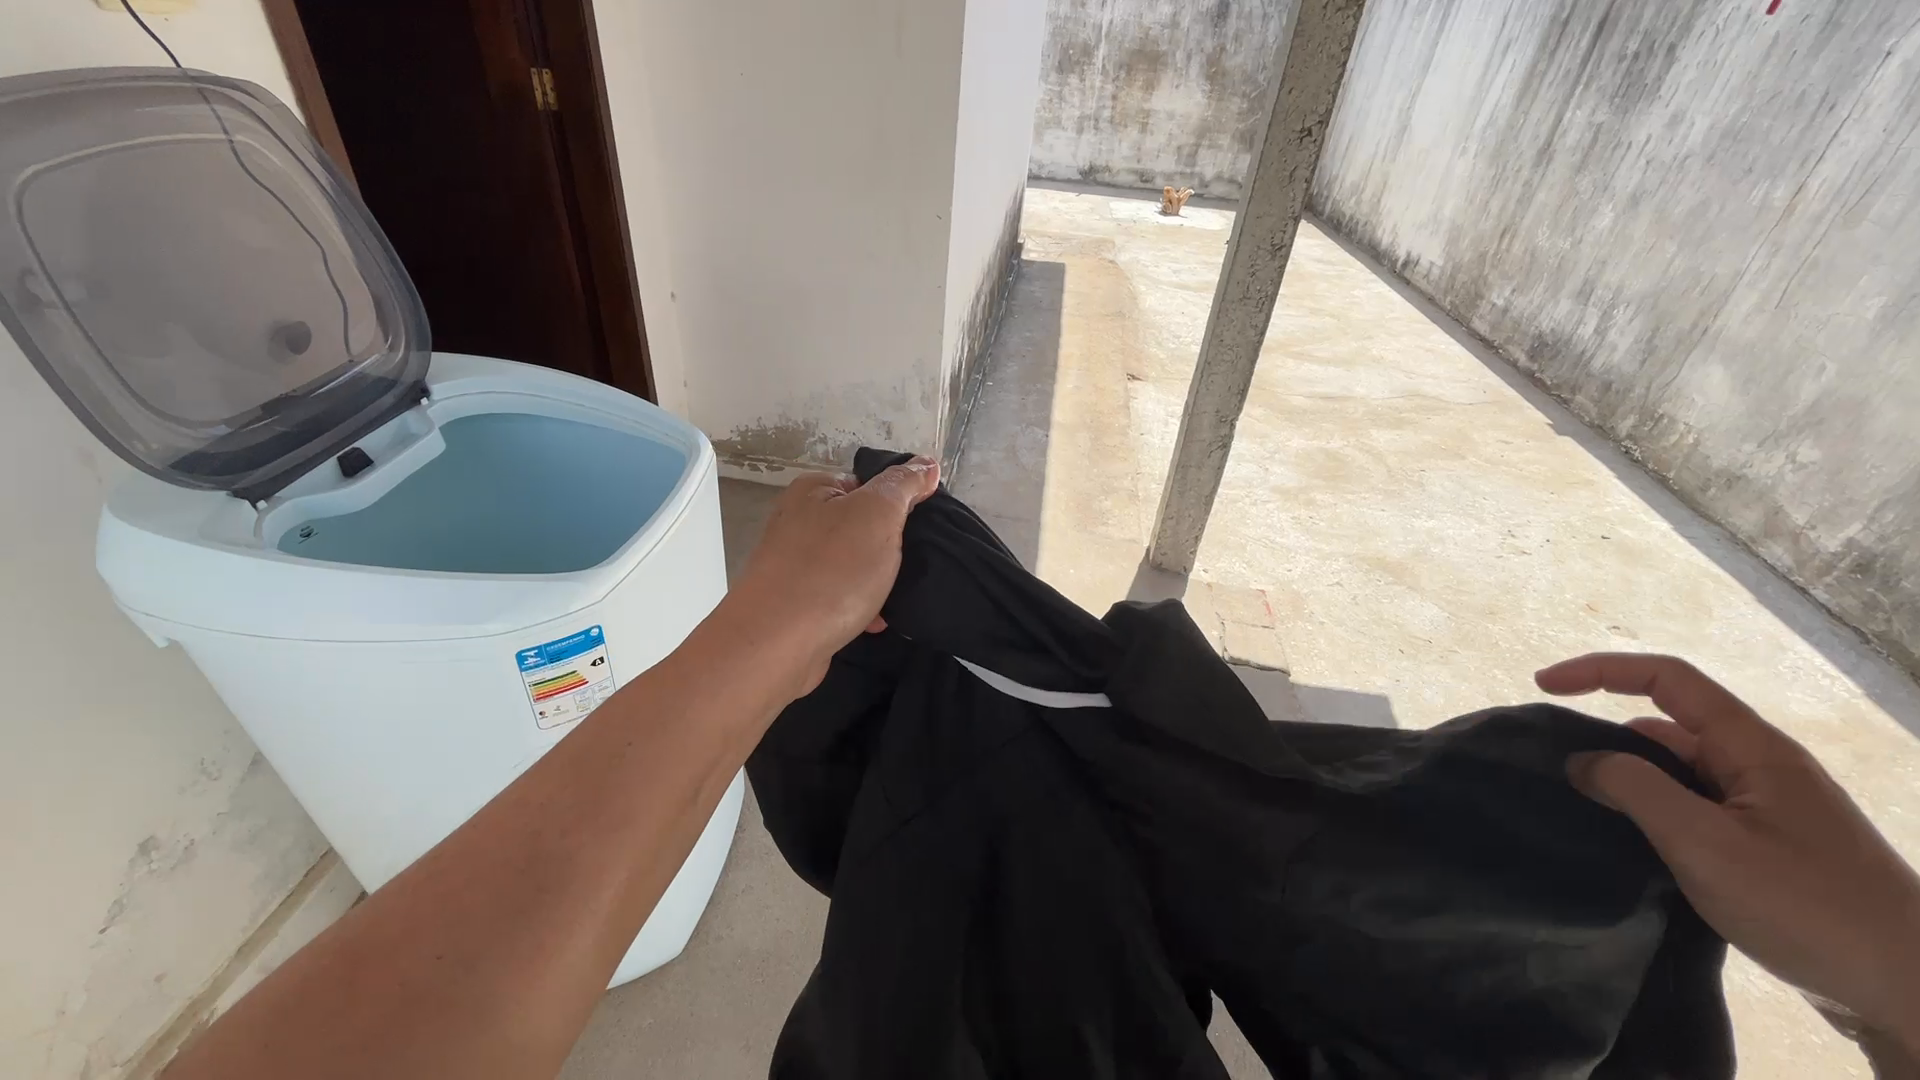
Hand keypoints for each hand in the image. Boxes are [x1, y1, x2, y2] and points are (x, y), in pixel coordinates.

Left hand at [724, 457, 939, 696]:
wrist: (777, 644)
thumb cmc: (831, 571)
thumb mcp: (878, 515)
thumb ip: (903, 485)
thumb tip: (926, 464)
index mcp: (814, 490)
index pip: (868, 484)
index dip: (900, 503)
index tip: (923, 528)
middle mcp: (799, 521)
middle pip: (861, 525)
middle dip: (890, 546)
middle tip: (915, 563)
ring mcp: (795, 564)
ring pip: (853, 564)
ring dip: (878, 580)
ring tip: (899, 596)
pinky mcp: (796, 603)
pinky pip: (841, 597)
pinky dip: (861, 607)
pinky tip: (877, 622)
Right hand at [1536, 653, 1919, 1056]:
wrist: (1911, 996)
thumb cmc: (1808, 907)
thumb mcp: (1704, 843)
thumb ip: (1633, 788)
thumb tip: (1582, 761)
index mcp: (1753, 749)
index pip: (1666, 678)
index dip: (1599, 670)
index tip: (1542, 686)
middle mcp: (1761, 767)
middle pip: (1667, 723)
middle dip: (1604, 730)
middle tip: (1551, 761)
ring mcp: (1767, 808)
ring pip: (1677, 770)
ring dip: (1626, 775)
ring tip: (1576, 802)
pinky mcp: (1767, 846)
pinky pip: (1691, 806)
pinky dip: (1649, 809)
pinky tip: (1626, 838)